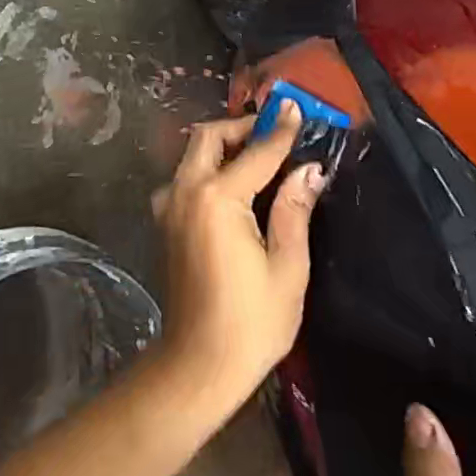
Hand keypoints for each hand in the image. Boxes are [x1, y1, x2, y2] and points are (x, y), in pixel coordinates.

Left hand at [152, 103, 325, 398]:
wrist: (197, 367)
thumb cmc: (251, 322)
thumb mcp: (287, 267)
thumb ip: (294, 209)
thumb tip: (310, 169)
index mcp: (216, 199)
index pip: (256, 151)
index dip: (281, 129)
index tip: (298, 109)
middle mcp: (184, 192)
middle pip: (208, 137)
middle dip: (241, 127)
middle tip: (275, 133)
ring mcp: (168, 207)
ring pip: (193, 155)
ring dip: (224, 146)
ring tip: (261, 157)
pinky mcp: (165, 223)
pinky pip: (187, 178)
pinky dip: (211, 168)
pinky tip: (237, 186)